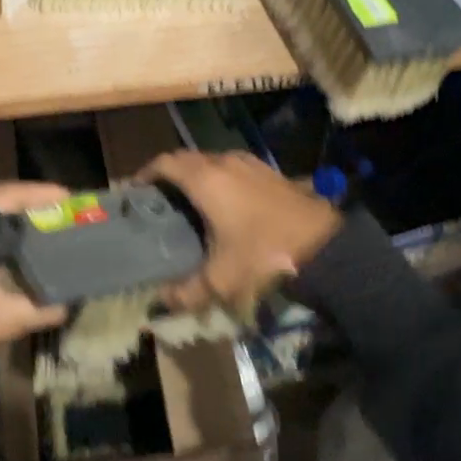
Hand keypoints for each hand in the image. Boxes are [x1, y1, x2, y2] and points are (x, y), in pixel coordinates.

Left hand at [0, 182, 72, 362]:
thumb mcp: (5, 318)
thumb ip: (42, 307)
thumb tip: (67, 303)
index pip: (6, 195)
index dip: (39, 194)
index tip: (66, 196)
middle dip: (23, 198)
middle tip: (53, 206)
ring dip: (2, 207)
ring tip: (34, 215)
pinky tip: (4, 229)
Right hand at [141, 151, 341, 311]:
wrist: (324, 246)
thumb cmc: (263, 255)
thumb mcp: (221, 280)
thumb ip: (186, 292)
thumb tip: (161, 301)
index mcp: (205, 180)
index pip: (165, 163)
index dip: (146, 173)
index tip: (136, 189)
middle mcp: (224, 163)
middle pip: (187, 158)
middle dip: (169, 173)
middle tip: (159, 197)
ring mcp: (249, 164)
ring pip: (212, 161)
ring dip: (196, 174)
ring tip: (190, 199)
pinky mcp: (269, 171)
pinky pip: (233, 167)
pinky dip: (220, 178)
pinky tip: (225, 202)